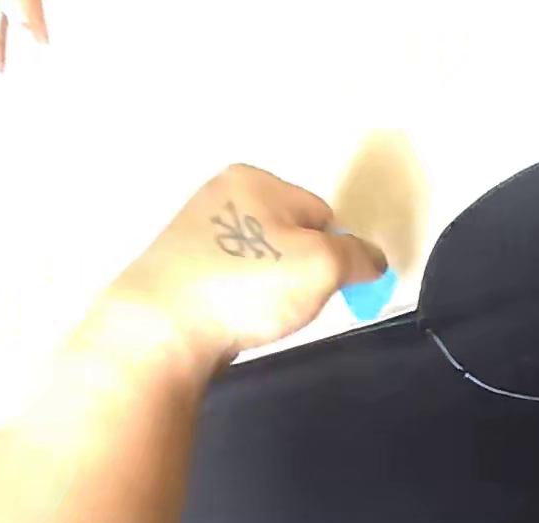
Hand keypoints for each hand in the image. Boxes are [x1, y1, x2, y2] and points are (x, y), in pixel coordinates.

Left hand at [71, 165, 388, 382]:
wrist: (164, 327)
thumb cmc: (248, 286)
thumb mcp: (321, 267)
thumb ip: (357, 258)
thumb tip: (374, 258)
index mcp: (256, 179)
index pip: (322, 214)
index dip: (335, 253)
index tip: (327, 287)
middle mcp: (222, 194)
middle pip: (291, 235)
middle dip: (302, 271)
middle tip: (293, 304)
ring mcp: (196, 232)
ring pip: (263, 261)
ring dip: (273, 288)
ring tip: (261, 315)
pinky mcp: (181, 268)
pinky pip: (235, 280)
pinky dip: (244, 300)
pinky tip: (238, 319)